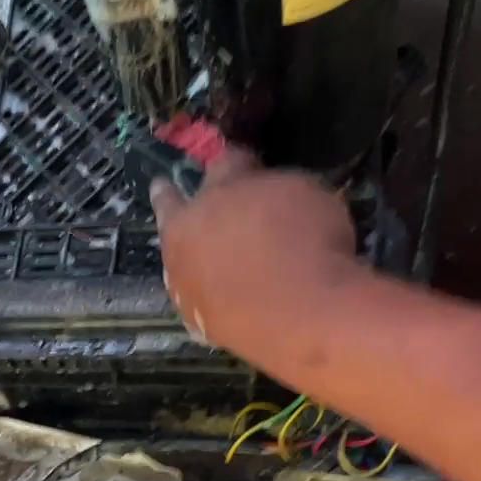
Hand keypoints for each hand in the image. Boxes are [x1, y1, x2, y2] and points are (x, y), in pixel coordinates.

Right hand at [148, 150, 356, 346]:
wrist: (295, 305)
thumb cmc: (234, 316)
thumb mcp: (194, 302)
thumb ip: (192, 271)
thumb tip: (198, 266)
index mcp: (181, 230)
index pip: (166, 201)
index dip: (166, 192)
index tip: (165, 184)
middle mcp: (217, 198)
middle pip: (223, 164)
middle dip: (230, 171)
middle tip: (241, 188)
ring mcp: (262, 186)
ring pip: (268, 179)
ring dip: (273, 197)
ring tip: (287, 226)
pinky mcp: (305, 186)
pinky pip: (304, 194)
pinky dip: (308, 210)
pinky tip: (315, 236)